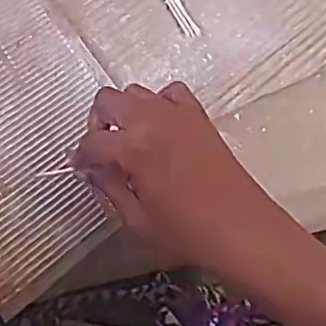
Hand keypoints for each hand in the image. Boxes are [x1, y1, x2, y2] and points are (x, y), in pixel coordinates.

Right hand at [69, 82, 284, 284]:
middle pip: (106, 101)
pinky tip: (160, 126)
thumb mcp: (137, 220)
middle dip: (97, 123)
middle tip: (101, 149)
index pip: (91, 142)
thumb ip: (109, 188)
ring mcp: (177, 114)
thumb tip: (93, 170)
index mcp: (133, 148)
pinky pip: (170, 92)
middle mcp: (152, 121)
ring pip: (134, 91)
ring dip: (124, 111)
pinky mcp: (198, 117)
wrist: (244, 232)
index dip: (80, 156)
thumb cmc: (190, 233)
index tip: (81, 167)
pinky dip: (159, 102)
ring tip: (129, 138)